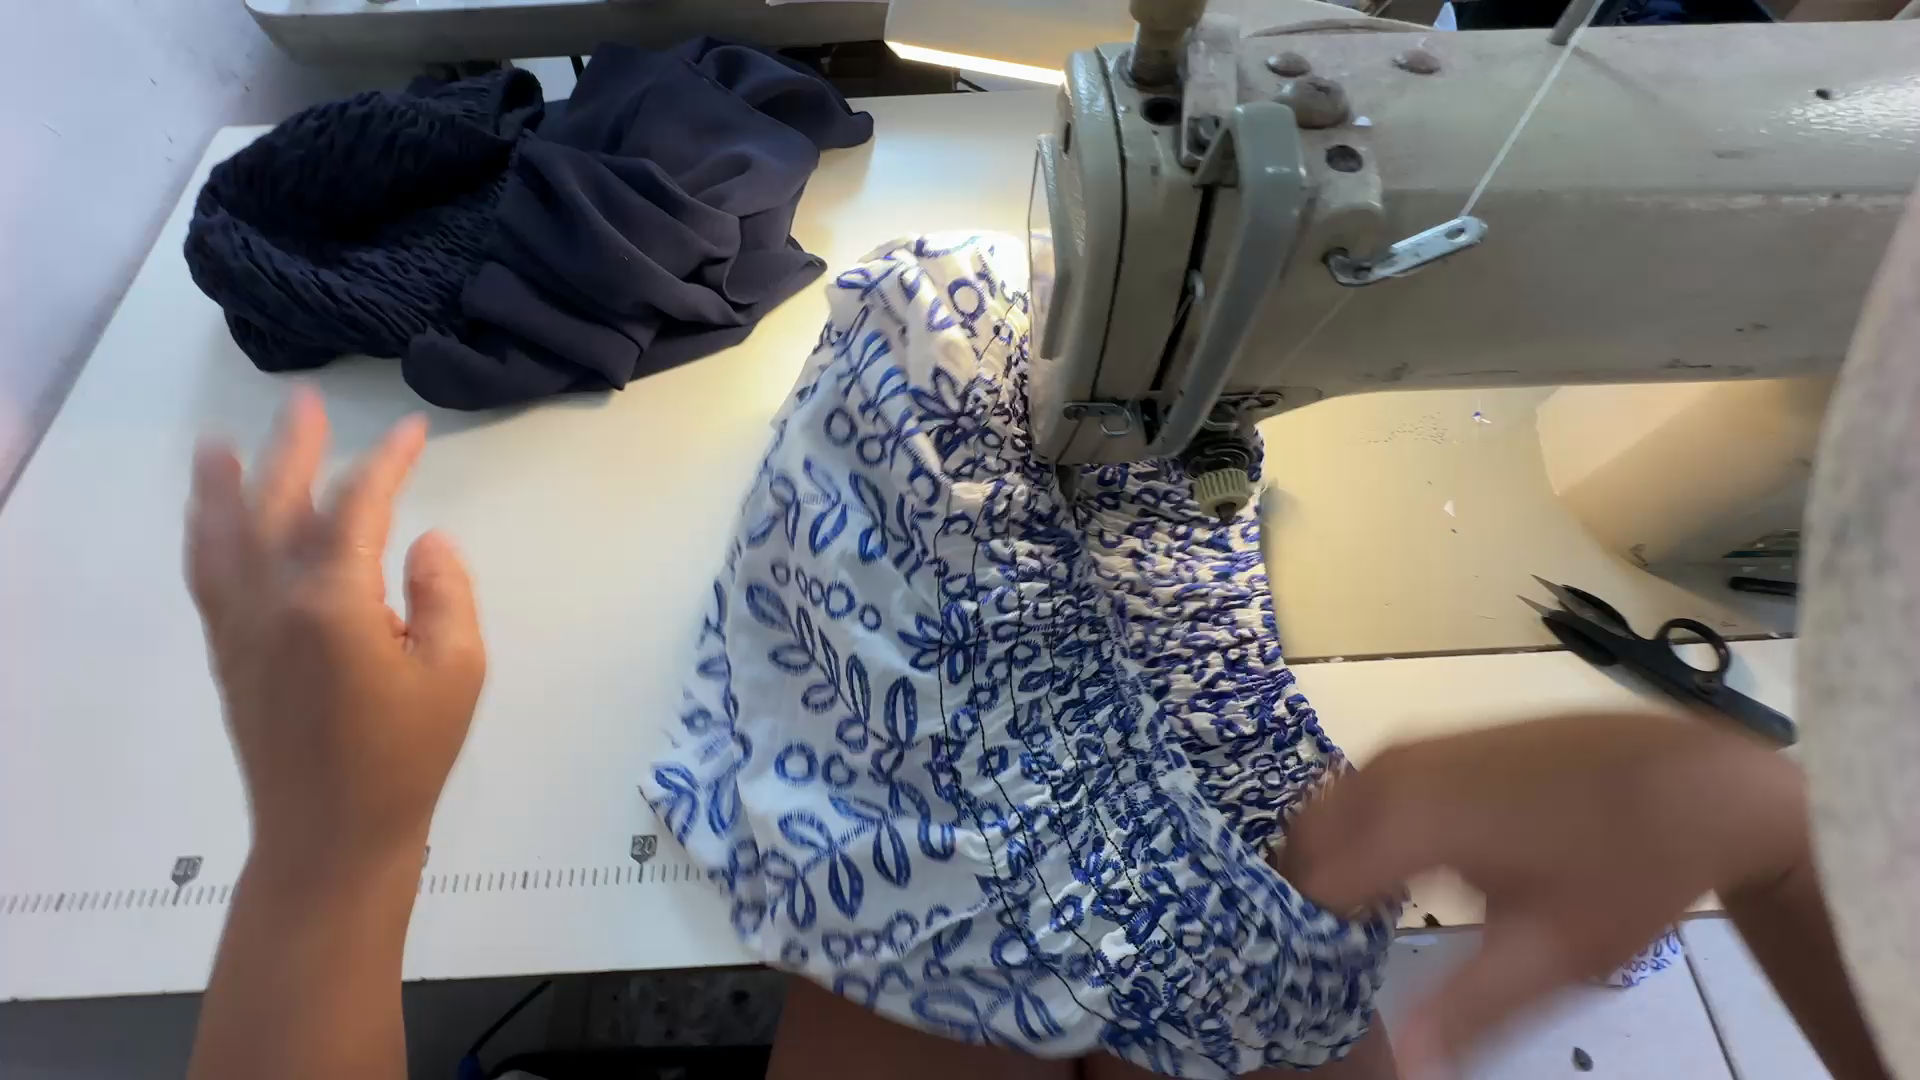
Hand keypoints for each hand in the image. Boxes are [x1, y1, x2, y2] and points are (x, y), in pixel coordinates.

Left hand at [186, 387, 485, 875]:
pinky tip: (215, 523)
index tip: (411, 430)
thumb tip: (426, 542)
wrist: (334, 830)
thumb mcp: (459, 668)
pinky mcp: (230, 654)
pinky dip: (206, 534)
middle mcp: (271, 604)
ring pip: (220, 539)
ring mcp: (240, 629)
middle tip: (304, 403)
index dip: (385, 464)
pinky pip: (208, 576)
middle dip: (293, 450)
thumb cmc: (410, 750)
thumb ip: (446, 594)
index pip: (356, 511)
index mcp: (332, 605)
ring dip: (222, 485)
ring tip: (220, 443)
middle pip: (274, 508)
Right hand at [1278, 712, 1805, 1075]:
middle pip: (1305, 837)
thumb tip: (1408, 1066)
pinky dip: (1352, 823)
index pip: (1314, 879)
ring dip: (1327, 853)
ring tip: (1362, 908)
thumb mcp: (1553, 953)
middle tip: (1337, 941)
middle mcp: (1384, 775)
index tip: (1322, 968)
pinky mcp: (1419, 741)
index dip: (1310, 927)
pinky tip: (1397, 858)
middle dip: (1308, 887)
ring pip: (1325, 806)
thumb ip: (1468, 1007)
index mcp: (1402, 822)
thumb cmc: (1620, 870)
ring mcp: (1400, 750)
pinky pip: (1355, 786)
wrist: (1687, 779)